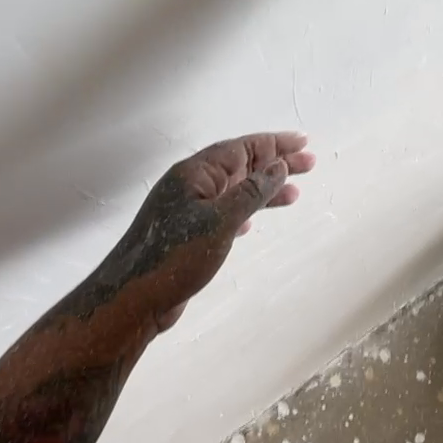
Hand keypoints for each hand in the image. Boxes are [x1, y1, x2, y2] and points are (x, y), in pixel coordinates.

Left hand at [91, 133, 314, 328]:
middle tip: (309, 163)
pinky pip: (224, 211)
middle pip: (241, 166)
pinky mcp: (187, 234)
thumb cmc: (175, 256)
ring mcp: (188, 210)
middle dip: (275, 164)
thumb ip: (251, 192)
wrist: (133, 300)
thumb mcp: (220, 221)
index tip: (303, 142)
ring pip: (234, 190)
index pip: (242, 149)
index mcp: (196, 173)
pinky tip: (255, 219)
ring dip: (264, 189)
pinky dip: (245, 210)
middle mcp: (192, 185)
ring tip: (294, 193)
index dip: (275, 144)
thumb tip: (278, 167)